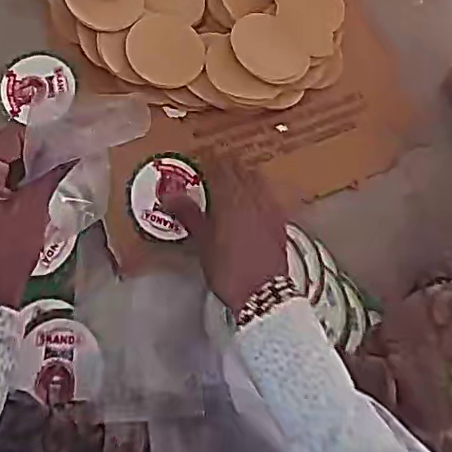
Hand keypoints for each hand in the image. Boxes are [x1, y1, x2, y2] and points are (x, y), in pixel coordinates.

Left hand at [0, 125, 75, 309]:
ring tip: (68, 153)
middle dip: (42, 144)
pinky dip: (33, 173)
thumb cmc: (7, 252)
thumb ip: (53, 174)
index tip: (68, 126)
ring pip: (13, 162)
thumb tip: (74, 152)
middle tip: (72, 139)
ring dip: (39, 159)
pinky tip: (55, 173)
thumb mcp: (34, 208)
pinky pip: (13, 177)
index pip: (9, 137)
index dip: (40, 130)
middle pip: (10, 147)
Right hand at [160, 161, 287, 310]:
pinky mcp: (281, 220)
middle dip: (227, 165)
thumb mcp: (203, 242)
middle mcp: (255, 196)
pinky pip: (268, 195)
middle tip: (214, 166)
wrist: (263, 294)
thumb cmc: (229, 269)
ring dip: (244, 175)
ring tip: (232, 179)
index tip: (201, 157)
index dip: (210, 159)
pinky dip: (258, 191)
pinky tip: (253, 199)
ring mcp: (271, 207)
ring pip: (257, 180)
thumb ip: (188, 214)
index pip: (221, 167)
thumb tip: (170, 195)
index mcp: (233, 197)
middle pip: (241, 171)